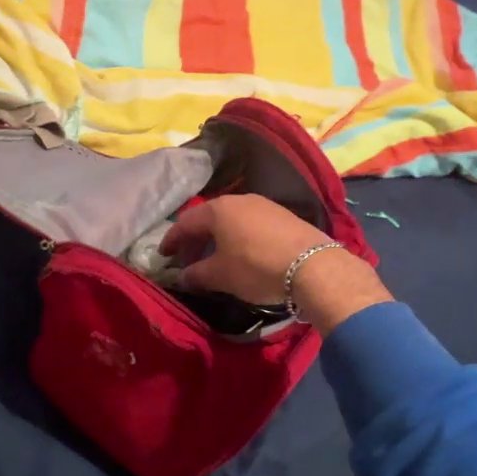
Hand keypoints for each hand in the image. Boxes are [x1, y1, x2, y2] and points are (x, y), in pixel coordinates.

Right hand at [159, 195, 391, 330]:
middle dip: (195, 238)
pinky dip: (238, 235)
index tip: (164, 254)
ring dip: (218, 237)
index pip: (186, 222)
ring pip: (231, 218)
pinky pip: (250, 222)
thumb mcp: (221, 276)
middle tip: (187, 259)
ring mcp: (263, 204)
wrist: (312, 265)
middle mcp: (238, 200)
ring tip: (214, 257)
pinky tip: (241, 253)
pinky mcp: (282, 214)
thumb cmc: (256, 267)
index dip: (172, 239)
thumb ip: (197, 274)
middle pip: (208, 217)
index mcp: (218, 210)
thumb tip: (182, 276)